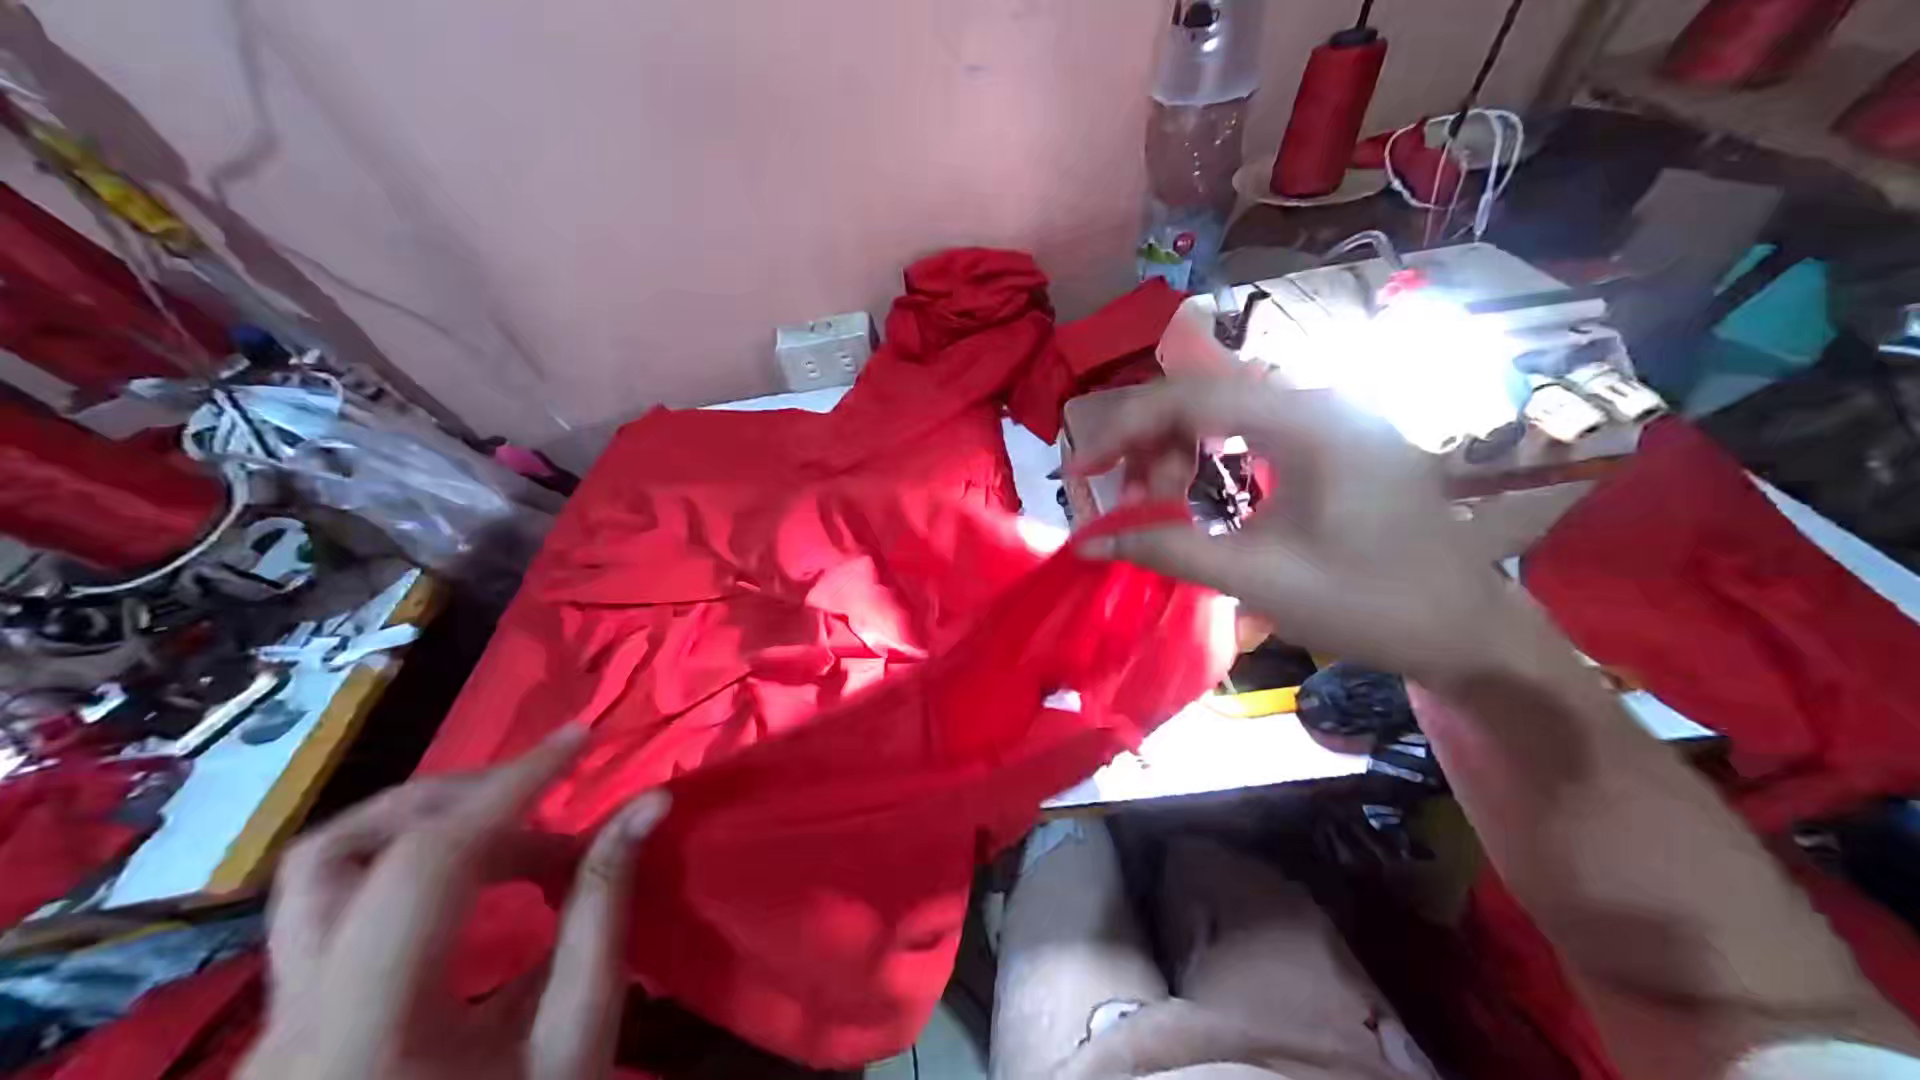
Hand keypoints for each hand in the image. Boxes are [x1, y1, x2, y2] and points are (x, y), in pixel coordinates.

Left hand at [239, 728, 666, 1079]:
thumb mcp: (576, 1036)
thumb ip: (605, 909)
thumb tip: (648, 806)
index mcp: (366, 1027)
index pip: (429, 861)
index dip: (511, 785)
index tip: (579, 740)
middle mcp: (292, 1018)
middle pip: (340, 851)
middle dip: (457, 797)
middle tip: (546, 798)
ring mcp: (277, 1022)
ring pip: (325, 873)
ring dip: (427, 825)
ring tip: (516, 831)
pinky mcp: (293, 1020)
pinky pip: (346, 905)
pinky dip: (422, 867)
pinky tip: (486, 884)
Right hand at [1072, 375, 1527, 683]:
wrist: (1466, 631)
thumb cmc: (1371, 605)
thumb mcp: (1259, 579)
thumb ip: (1167, 551)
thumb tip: (1087, 541)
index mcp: (1309, 422)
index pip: (1190, 396)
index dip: (1122, 429)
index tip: (1080, 472)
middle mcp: (1318, 401)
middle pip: (1201, 395)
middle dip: (1145, 444)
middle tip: (1122, 502)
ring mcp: (1328, 417)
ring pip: (1221, 410)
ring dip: (1173, 453)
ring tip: (1155, 508)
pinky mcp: (1330, 440)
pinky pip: (1247, 431)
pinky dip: (1206, 460)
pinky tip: (1192, 498)